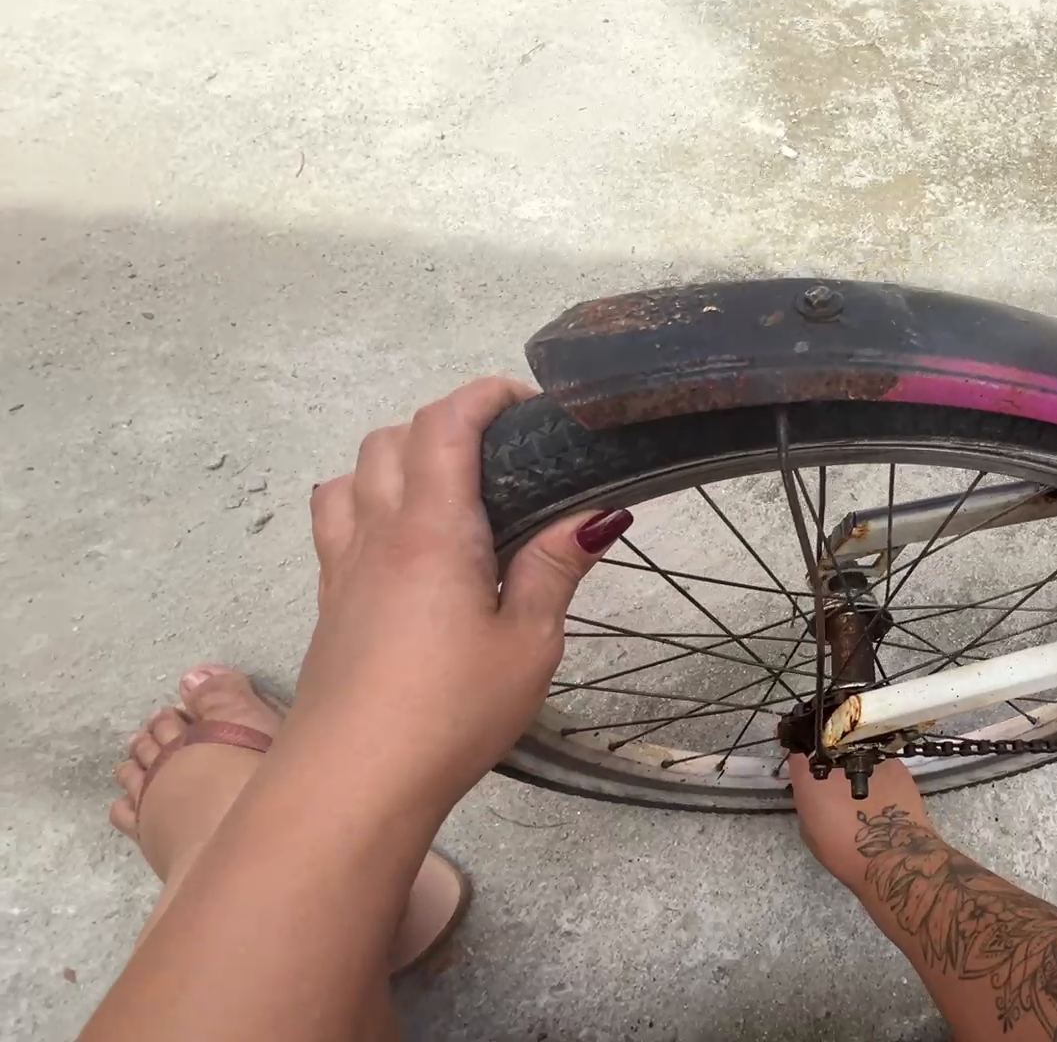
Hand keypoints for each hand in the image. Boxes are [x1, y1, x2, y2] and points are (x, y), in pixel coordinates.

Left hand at [285, 379, 628, 813]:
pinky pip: (336, 518)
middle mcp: (379, 535)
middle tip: (507, 449)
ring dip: (399, 455)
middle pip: (391, 439)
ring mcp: (344, 568)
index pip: (443, 429)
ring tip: (454, 485)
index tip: (529, 402)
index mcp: (434, 533)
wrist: (351, 787)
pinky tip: (406, 535)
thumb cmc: (455, 708)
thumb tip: (598, 512)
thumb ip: (556, 568)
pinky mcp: (331, 601)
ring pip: (353, 473)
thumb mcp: (530, 640)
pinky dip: (368, 496)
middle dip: (446, 420)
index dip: (482, 396)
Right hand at [789, 755, 933, 887]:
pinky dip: (877, 771)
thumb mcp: (811, 831)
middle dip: (829, 758)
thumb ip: (808, 802)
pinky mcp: (894, 762)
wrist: (891, 855)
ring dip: (854, 763)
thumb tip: (815, 791)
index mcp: (811, 778)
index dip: (802, 755)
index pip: (799, 752)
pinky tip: (882, 787)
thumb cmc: (844, 852)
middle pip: (829, 748)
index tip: (806, 762)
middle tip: (836, 778)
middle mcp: (838, 761)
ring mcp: (868, 757)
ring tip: (861, 784)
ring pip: (856, 752)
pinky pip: (879, 761)